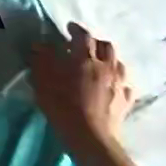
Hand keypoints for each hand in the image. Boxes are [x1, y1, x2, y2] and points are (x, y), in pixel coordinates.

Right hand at [30, 23, 134, 149]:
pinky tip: (111, 84)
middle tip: (83, 46)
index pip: (83, 36)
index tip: (68, 28)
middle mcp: (106, 66)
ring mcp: (119, 83)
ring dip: (108, 58)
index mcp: (85, 59)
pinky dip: (117, 78)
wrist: (90, 137)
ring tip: (99, 63)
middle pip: (105, 46)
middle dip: (94, 42)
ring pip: (118, 62)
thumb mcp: (44, 83)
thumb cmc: (63, 107)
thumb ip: (41, 61)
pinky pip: (125, 83)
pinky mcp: (126, 99)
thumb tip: (39, 46)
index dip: (76, 30)